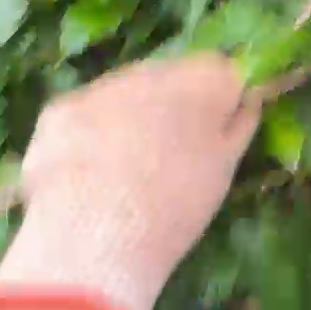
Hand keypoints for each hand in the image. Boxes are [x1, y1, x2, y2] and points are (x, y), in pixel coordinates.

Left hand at [0, 55, 259, 309]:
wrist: (94, 241)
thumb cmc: (176, 209)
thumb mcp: (224, 169)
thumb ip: (241, 122)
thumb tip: (250, 94)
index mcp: (202, 81)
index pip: (220, 68)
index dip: (218, 97)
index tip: (213, 128)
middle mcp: (152, 70)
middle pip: (169, 74)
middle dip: (170, 101)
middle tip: (166, 152)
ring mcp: (102, 85)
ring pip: (124, 89)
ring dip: (129, 113)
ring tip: (124, 167)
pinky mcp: (60, 106)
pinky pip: (85, 111)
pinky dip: (88, 131)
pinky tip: (88, 171)